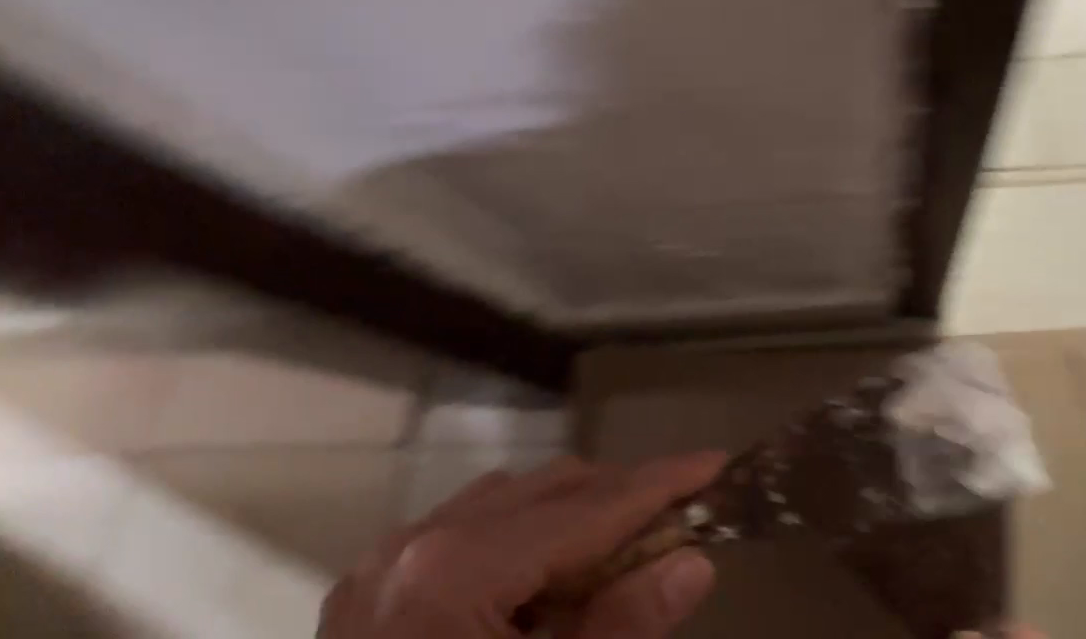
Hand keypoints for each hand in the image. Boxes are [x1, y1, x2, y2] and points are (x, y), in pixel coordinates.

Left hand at [319, 452, 728, 638]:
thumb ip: (620, 631)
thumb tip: (693, 562)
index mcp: (454, 572)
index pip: (586, 508)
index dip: (660, 484)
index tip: (717, 464)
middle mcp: (414, 545)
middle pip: (550, 491)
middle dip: (621, 502)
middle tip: (679, 529)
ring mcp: (383, 565)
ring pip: (508, 502)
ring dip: (573, 518)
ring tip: (618, 563)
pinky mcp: (369, 590)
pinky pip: (465, 531)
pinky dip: (520, 542)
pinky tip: (543, 590)